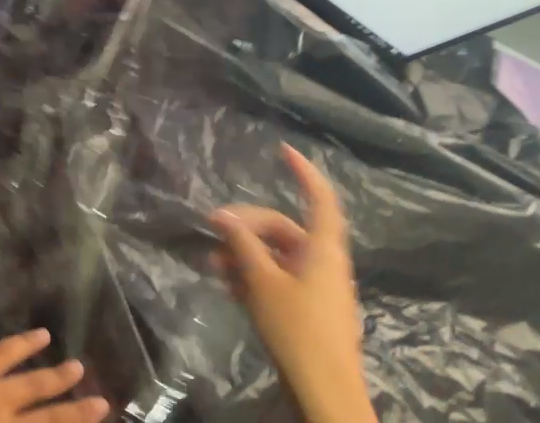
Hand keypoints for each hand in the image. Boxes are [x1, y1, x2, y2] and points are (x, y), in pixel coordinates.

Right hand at [210, 143, 377, 422]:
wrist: (325, 390)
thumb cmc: (297, 329)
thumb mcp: (261, 281)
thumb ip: (242, 244)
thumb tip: (222, 215)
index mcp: (323, 251)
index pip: (320, 200)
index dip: (305, 173)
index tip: (284, 150)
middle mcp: (324, 262)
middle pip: (283, 228)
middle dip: (247, 226)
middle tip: (214, 231)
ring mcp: (317, 286)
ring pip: (275, 254)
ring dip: (243, 254)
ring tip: (214, 267)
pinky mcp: (307, 307)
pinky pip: (276, 276)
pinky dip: (252, 276)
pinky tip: (228, 286)